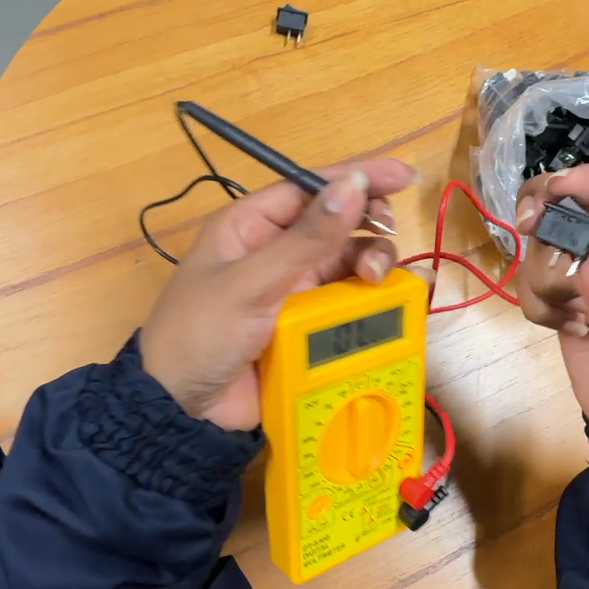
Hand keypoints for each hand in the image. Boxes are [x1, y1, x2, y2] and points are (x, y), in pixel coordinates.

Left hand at [140, 160, 414, 429]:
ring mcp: (297, 293)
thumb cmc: (201, 334)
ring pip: (351, 265)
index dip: (358, 177)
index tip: (404, 176)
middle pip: (339, 226)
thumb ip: (305, 238)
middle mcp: (278, 253)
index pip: (310, 187)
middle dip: (368, 229)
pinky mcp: (311, 329)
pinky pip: (354, 306)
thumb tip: (354, 184)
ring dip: (375, 265)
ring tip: (379, 280)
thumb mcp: (250, 283)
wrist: (184, 412)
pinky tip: (403, 301)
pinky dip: (380, 301)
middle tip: (383, 242)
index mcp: (251, 227)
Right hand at [513, 166, 588, 461]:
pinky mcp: (567, 305)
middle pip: (579, 207)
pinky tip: (563, 331)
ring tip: (569, 317)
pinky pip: (534, 284)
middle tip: (527, 224)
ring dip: (544, 276)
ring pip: (548, 246)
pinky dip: (536, 304)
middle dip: (550, 214)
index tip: (557, 189)